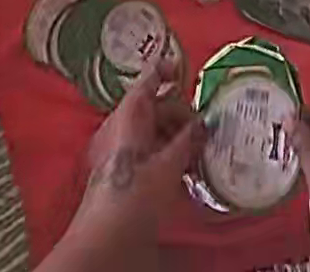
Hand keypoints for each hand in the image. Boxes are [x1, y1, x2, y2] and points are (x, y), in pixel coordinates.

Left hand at [65, 51, 202, 249]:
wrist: (104, 241)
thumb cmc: (135, 193)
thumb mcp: (169, 164)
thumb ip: (189, 139)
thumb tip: (205, 122)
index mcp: (130, 112)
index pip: (150, 77)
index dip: (170, 69)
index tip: (190, 74)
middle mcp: (123, 124)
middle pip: (156, 105)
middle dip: (182, 113)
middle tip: (205, 126)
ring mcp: (120, 148)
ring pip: (153, 129)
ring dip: (177, 135)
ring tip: (200, 150)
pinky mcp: (122, 171)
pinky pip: (148, 149)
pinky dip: (167, 152)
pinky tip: (185, 169)